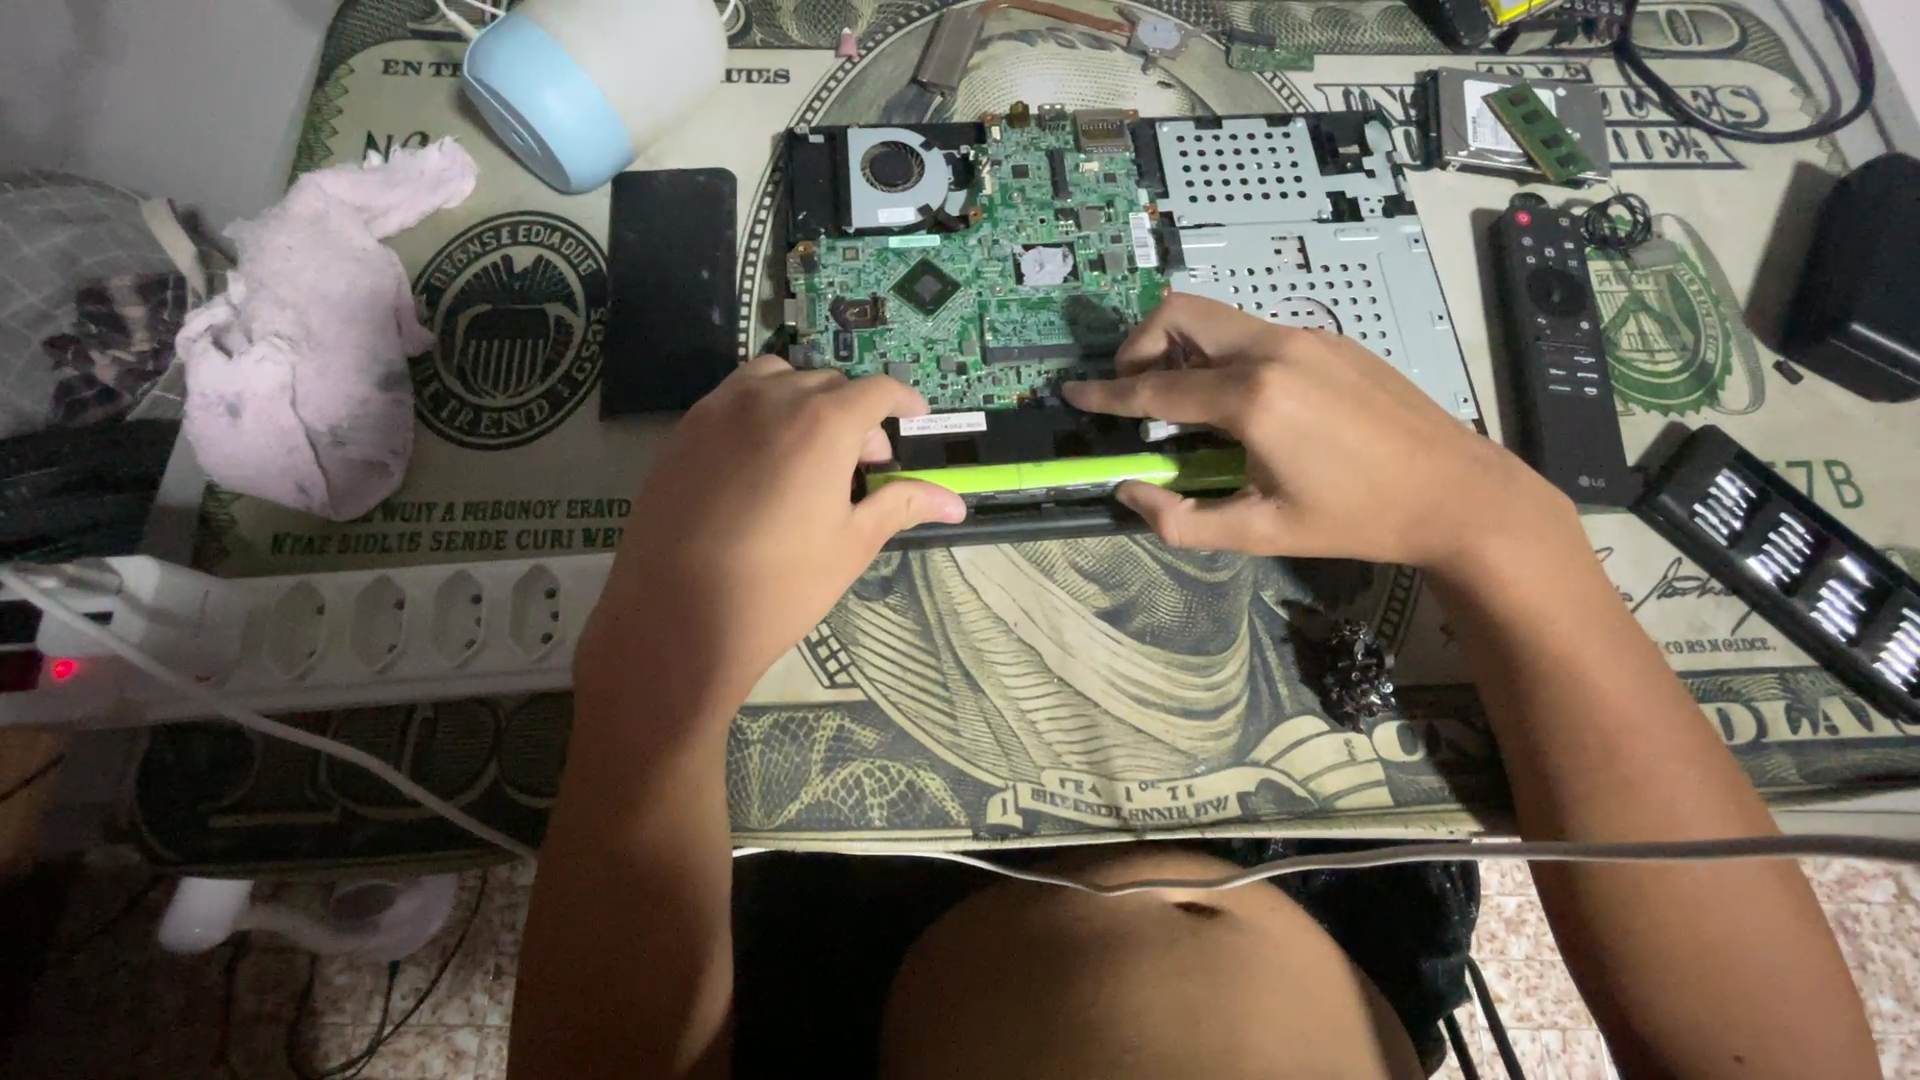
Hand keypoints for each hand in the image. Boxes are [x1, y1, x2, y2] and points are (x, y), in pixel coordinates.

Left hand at [582, 358, 965, 708]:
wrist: (676, 618)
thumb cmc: (779, 586)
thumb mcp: (852, 545)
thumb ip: (902, 505)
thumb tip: (955, 503)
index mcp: (823, 424)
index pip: (877, 390)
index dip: (904, 402)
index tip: (915, 420)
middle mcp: (771, 399)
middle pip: (830, 384)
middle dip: (857, 415)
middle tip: (862, 466)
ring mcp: (720, 410)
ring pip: (778, 379)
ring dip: (806, 402)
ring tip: (809, 453)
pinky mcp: (684, 431)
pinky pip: (734, 398)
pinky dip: (762, 411)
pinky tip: (761, 463)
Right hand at [1062, 294, 1574, 575]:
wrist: (1457, 491)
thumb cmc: (1356, 520)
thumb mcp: (1259, 534)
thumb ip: (1180, 519)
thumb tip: (1129, 491)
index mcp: (1253, 400)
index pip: (1155, 389)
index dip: (1104, 395)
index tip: (1070, 391)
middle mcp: (1274, 350)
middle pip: (1178, 313)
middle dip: (1138, 347)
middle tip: (1133, 395)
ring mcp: (1305, 336)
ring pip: (1215, 316)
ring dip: (1178, 348)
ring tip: (1180, 402)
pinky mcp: (1328, 338)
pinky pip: (1251, 331)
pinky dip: (1219, 355)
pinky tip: (1237, 402)